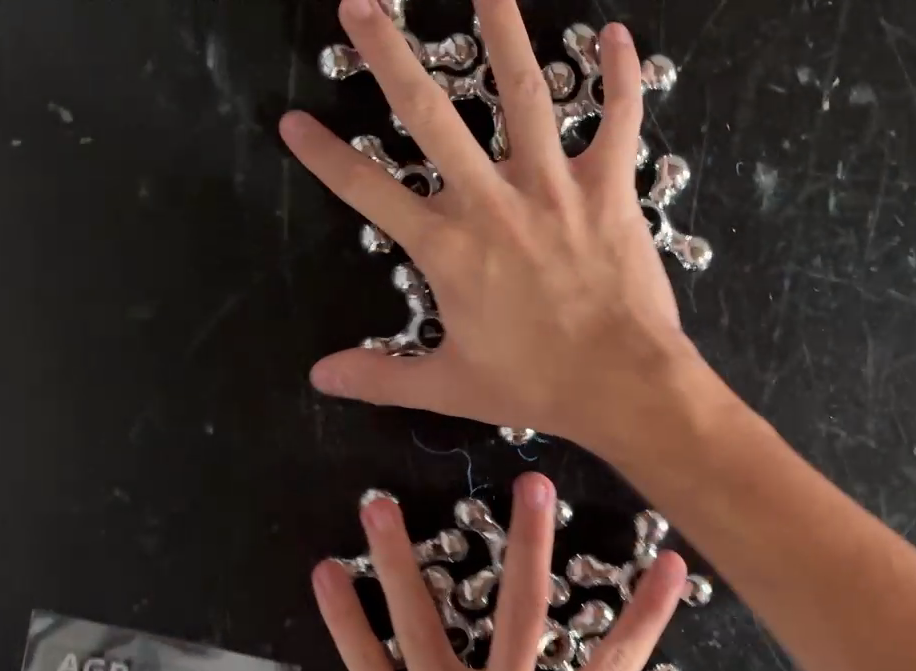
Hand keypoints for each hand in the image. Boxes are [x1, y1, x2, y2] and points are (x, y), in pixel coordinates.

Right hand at [278, 0, 720, 454]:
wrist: (620, 384)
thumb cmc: (539, 386)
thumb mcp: (452, 386)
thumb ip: (384, 378)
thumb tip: (323, 378)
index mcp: (448, 249)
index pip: (370, 192)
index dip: (328, 157)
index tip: (294, 122)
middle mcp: (492, 204)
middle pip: (430, 115)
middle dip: (389, 55)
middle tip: (360, 5)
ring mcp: (553, 190)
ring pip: (524, 94)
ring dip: (501, 32)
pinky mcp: (609, 192)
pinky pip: (618, 122)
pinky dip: (621, 78)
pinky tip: (615, 34)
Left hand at [310, 472, 720, 670]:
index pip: (615, 663)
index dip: (648, 611)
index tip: (670, 563)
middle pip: (519, 613)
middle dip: (529, 544)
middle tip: (532, 484)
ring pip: (419, 621)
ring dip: (399, 559)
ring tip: (381, 502)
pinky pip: (364, 661)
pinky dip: (343, 616)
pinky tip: (325, 571)